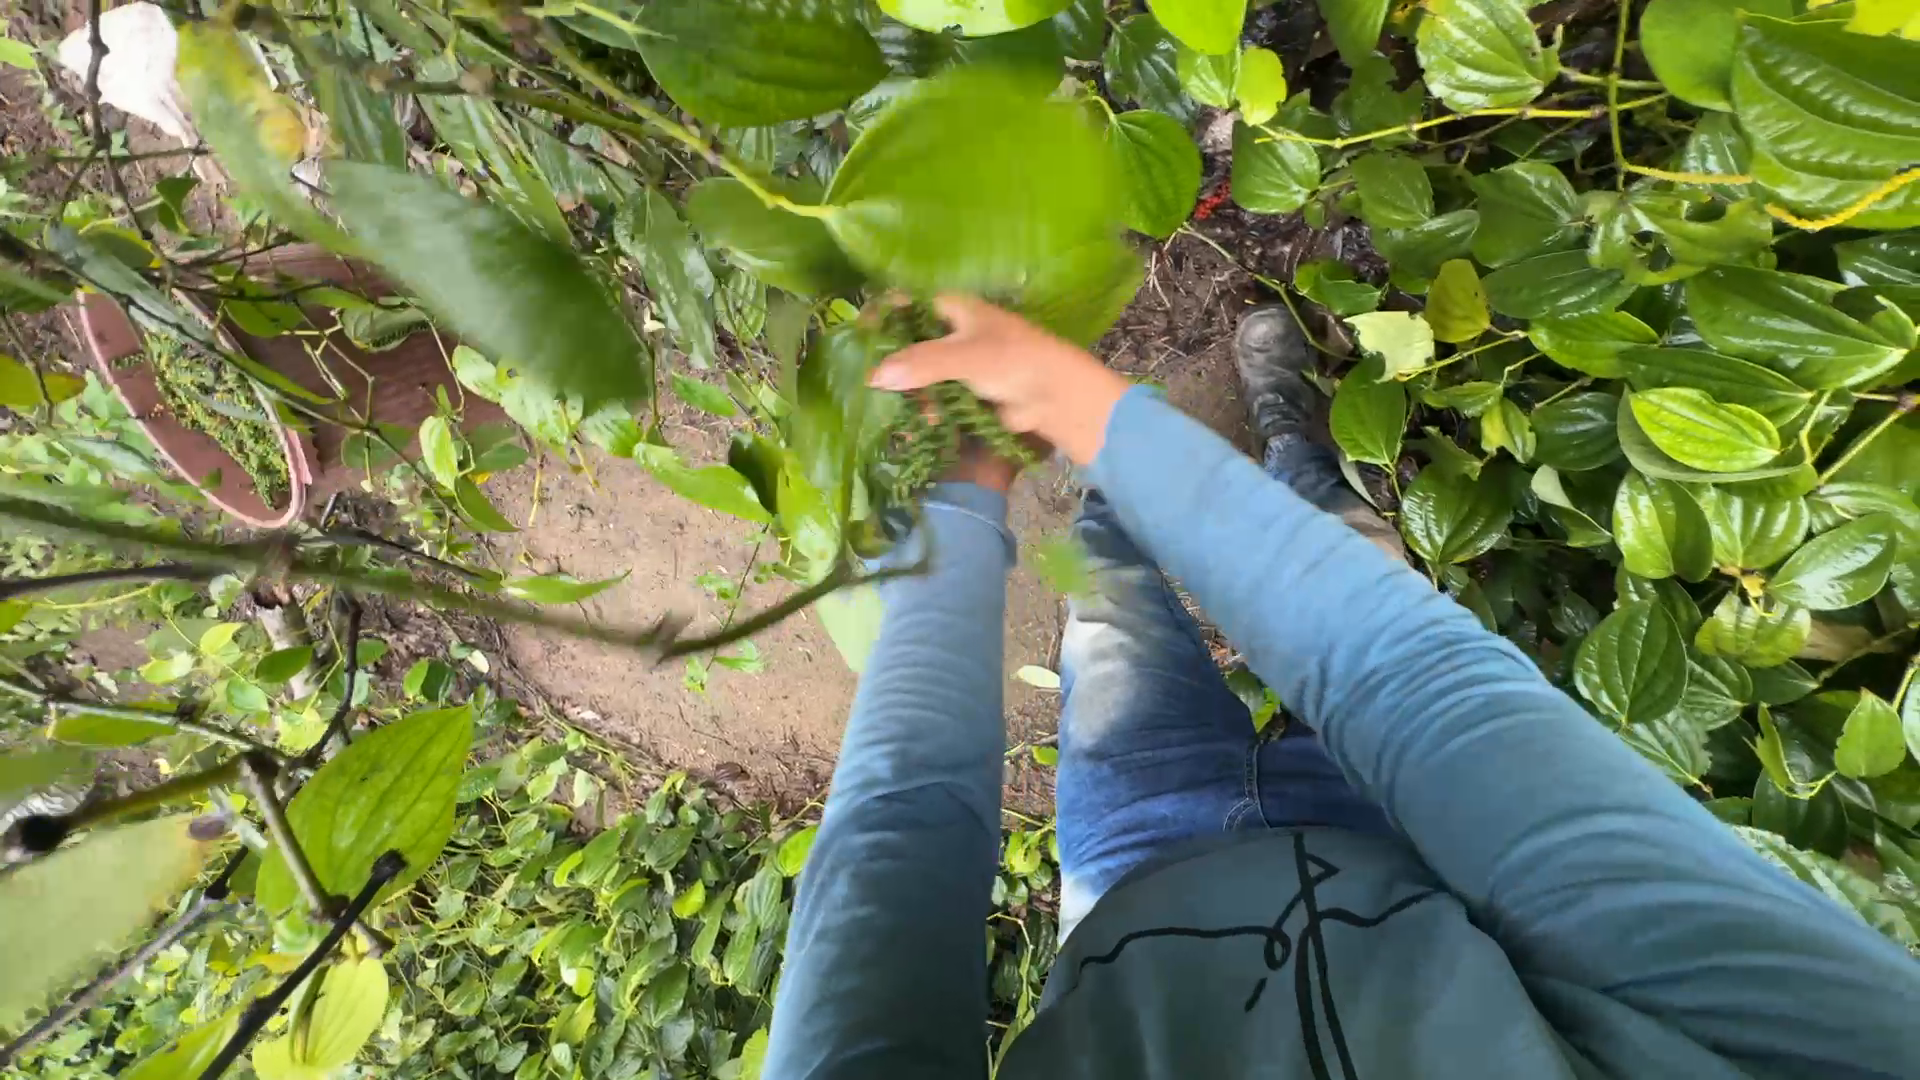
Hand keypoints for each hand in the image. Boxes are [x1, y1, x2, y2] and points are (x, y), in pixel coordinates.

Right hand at [869, 295, 1131, 466]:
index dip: (883, 315)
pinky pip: (936, 400)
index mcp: (954, 310)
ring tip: (909, 411)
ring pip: (920, 377)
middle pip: (910, 344)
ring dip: (912, 394)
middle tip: (875, 383)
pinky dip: (928, 412)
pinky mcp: (966, 394)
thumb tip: (874, 376)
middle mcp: (953, 334)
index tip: (859, 333)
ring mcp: (959, 366)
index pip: (908, 304)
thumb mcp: (964, 356)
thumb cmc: (1014, 361)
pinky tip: (925, 425)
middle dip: (893, 364)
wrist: (1055, 397)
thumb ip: (920, 363)